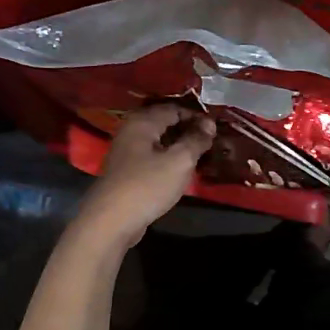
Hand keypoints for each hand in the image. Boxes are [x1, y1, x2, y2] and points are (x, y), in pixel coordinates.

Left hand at [74, 104, 215, 247]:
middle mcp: (132, 131)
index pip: (174, 109)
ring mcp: (128, 152)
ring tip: (202, 156)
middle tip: (212, 142)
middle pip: (165, 123)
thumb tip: (209, 124)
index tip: (217, 130)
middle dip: (189, 130)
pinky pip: (154, 157)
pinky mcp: (128, 171)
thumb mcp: (180, 161)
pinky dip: (170, 159)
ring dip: (180, 146)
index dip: (197, 117)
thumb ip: (196, 140)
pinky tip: (183, 170)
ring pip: (160, 141)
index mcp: (143, 122)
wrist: (112, 220)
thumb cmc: (148, 185)